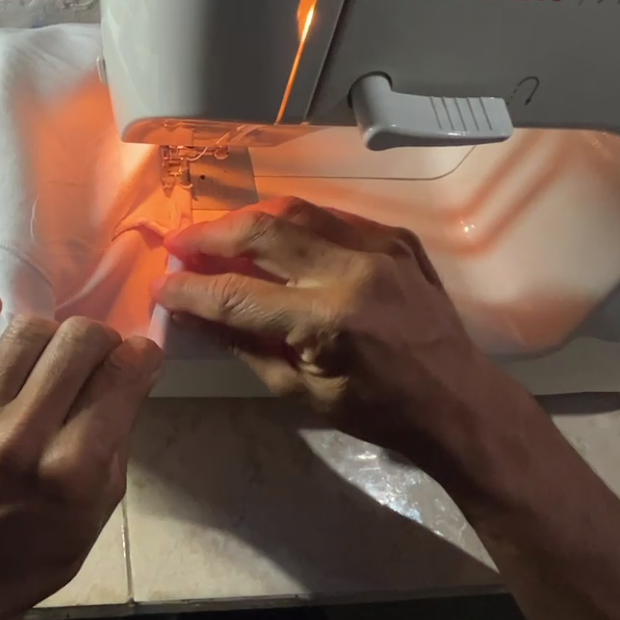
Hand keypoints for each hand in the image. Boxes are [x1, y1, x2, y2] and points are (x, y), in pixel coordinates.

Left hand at [0, 294, 162, 619]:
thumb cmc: (44, 547)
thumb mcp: (106, 502)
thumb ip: (121, 430)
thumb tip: (134, 363)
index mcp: (72, 469)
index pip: (122, 374)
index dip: (142, 355)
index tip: (140, 358)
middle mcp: (20, 437)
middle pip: (77, 340)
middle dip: (103, 341)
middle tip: (100, 360)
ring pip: (24, 331)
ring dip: (53, 335)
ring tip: (54, 358)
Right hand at [153, 198, 528, 478]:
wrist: (457, 401)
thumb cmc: (375, 410)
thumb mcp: (298, 390)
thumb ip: (242, 344)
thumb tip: (193, 313)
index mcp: (326, 321)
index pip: (237, 294)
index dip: (190, 288)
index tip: (161, 285)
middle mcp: (352, 271)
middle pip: (262, 233)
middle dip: (210, 235)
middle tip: (179, 245)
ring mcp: (379, 247)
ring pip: (295, 210)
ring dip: (247, 219)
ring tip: (217, 234)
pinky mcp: (396, 238)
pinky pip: (331, 216)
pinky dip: (292, 223)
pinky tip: (272, 236)